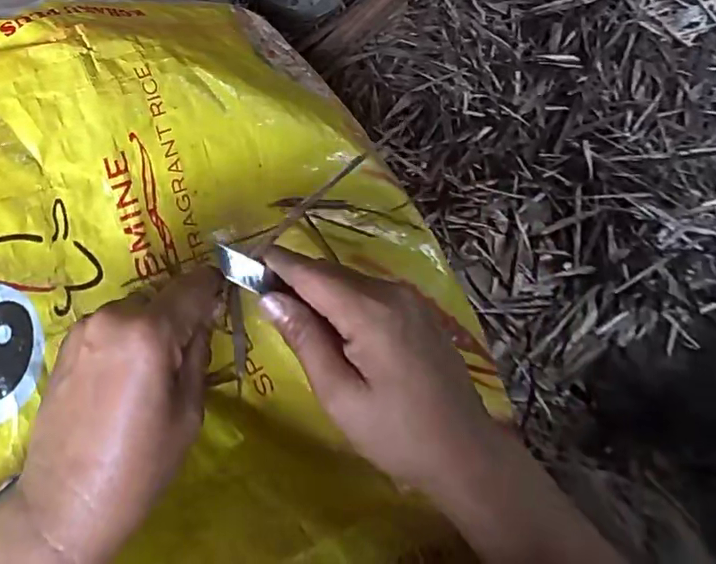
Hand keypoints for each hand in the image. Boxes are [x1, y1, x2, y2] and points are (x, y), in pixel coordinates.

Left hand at [0, 267, 220, 563]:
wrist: (64, 505)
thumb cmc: (137, 467)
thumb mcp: (187, 415)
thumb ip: (197, 356)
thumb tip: (203, 320)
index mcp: (148, 332)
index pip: (191, 287)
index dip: (211, 285)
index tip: (222, 292)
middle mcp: (114, 316)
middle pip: (160, 299)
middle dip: (177, 318)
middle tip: (184, 355)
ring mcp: (85, 327)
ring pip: (133, 312)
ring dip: (147, 328)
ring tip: (147, 375)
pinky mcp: (66, 343)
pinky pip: (108, 327)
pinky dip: (122, 339)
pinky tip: (119, 379)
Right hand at [260, 248, 621, 563]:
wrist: (469, 455)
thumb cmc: (398, 435)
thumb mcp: (340, 396)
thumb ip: (305, 340)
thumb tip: (270, 297)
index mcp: (370, 312)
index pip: (311, 273)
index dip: (277, 262)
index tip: (246, 259)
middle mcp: (390, 292)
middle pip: (329, 272)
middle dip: (294, 276)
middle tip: (261, 290)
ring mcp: (407, 298)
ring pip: (348, 279)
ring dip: (318, 288)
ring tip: (291, 309)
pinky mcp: (416, 309)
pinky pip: (368, 290)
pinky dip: (342, 297)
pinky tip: (332, 322)